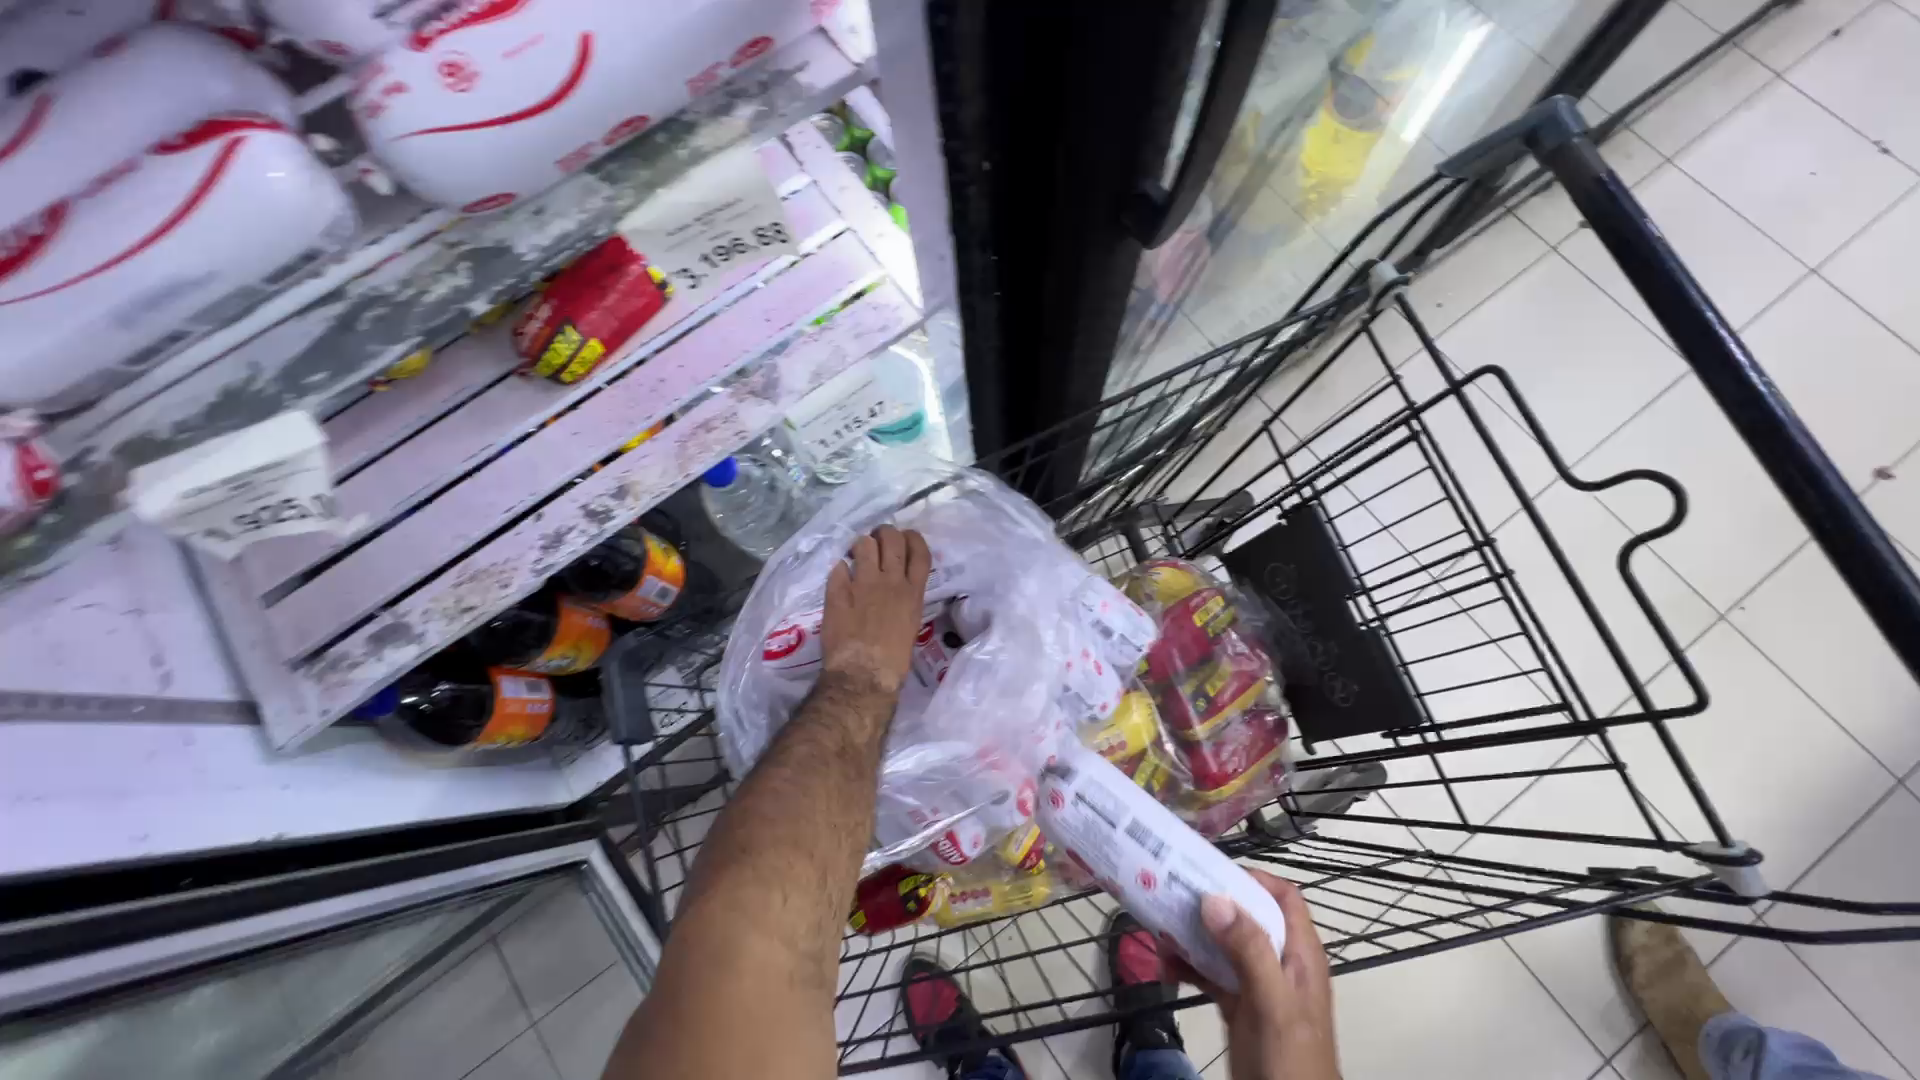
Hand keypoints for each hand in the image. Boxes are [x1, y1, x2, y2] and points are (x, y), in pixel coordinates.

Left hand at [819, 525, 931, 695]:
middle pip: (892, 539)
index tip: (906, 537)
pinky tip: (840, 578)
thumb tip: (896, 592)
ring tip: (857, 556)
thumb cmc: (894, 659)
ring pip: (864, 544)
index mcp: (913, 592)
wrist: (864, 673)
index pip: (919, 551)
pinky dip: (840, 570)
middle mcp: (891, 581)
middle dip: (885, 533)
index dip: (913, 538)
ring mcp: (863, 584)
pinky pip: (838, 567)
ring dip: (861, 546)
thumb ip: (905, 601)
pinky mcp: (838, 591)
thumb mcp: (911, 624)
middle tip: (878, 540)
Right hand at [1164, 869, 1339, 1079]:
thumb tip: (1214, 898)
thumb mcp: (1273, 1005)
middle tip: (1171, 896)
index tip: (1210, 873)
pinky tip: (1166, 969)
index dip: (1252, 879)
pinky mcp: (1239, 1008)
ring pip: (1223, 944)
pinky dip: (1188, 968)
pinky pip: (1210, 975)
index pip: (1282, 897)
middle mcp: (1280, 963)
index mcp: (1300, 955)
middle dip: (1209, 906)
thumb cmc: (1291, 1064)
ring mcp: (1258, 986)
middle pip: (1245, 917)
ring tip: (1160, 935)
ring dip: (1192, 937)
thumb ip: (1249, 951)